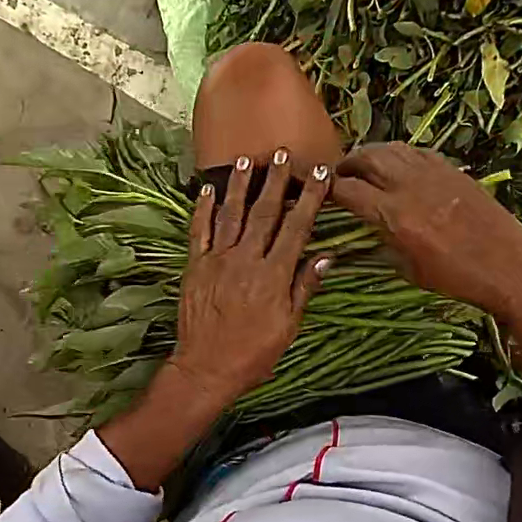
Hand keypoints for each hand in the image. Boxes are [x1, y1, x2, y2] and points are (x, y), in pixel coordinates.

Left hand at [170, 149, 333, 406]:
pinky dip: (203, 208)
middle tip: (282, 153)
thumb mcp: (289, 326)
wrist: (207, 368)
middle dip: (275, 181)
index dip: (309, 199)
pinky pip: (199, 231)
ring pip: (231, 214)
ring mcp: (218, 261)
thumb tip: (325, 258)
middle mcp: (246, 260)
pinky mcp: (195, 267)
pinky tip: (207, 189)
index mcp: (273, 274)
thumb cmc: (254, 353)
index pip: (297, 228)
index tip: (319, 175)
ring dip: (239, 185)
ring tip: (247, 159)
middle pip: (264, 212)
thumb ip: (304, 288)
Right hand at [330, 143, 521, 318]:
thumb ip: (381, 246)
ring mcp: (431, 172)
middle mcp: (408, 186)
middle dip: (346, 164)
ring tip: (364, 166)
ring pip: (390, 149)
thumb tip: (361, 236)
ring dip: (371, 154)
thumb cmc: (456, 277)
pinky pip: (416, 152)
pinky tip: (398, 167)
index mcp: (393, 215)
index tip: (318, 192)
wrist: (507, 264)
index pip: (347, 191)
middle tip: (339, 174)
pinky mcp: (451, 169)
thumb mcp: (408, 270)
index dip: (328, 190)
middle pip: (365, 158)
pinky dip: (399, 155)